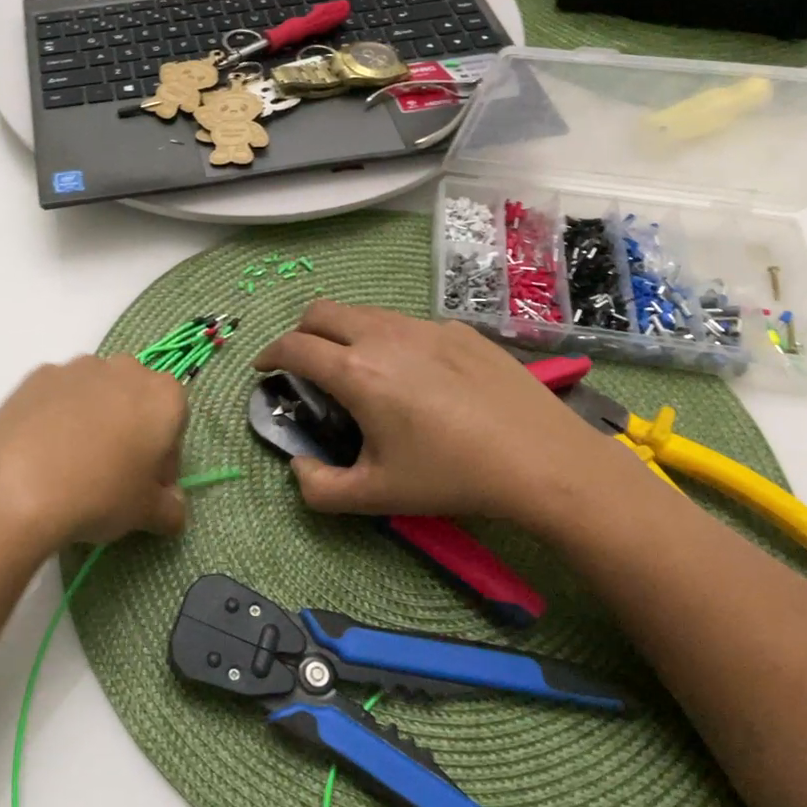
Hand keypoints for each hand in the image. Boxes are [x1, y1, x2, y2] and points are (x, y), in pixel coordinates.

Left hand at [0, 354, 187, 557]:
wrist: (16, 486)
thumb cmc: (99, 494)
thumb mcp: (145, 513)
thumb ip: (170, 508)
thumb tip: (173, 509)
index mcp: (164, 396)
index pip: (176, 426)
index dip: (164, 461)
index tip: (147, 489)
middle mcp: (125, 370)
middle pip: (137, 402)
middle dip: (132, 433)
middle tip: (113, 476)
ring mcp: (77, 368)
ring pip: (97, 396)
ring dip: (95, 422)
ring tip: (73, 466)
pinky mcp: (36, 376)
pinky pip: (59, 397)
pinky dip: (59, 418)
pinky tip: (44, 453)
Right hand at [251, 301, 643, 533]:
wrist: (542, 461)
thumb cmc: (450, 478)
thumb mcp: (375, 496)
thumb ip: (318, 488)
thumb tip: (299, 467)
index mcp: (356, 371)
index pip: (294, 346)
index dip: (269, 355)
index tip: (264, 370)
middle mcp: (385, 336)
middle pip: (322, 311)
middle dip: (300, 332)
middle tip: (303, 364)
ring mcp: (426, 327)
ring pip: (366, 312)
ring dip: (344, 331)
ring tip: (356, 368)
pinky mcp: (461, 331)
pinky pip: (408, 324)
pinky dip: (389, 339)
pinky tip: (414, 377)